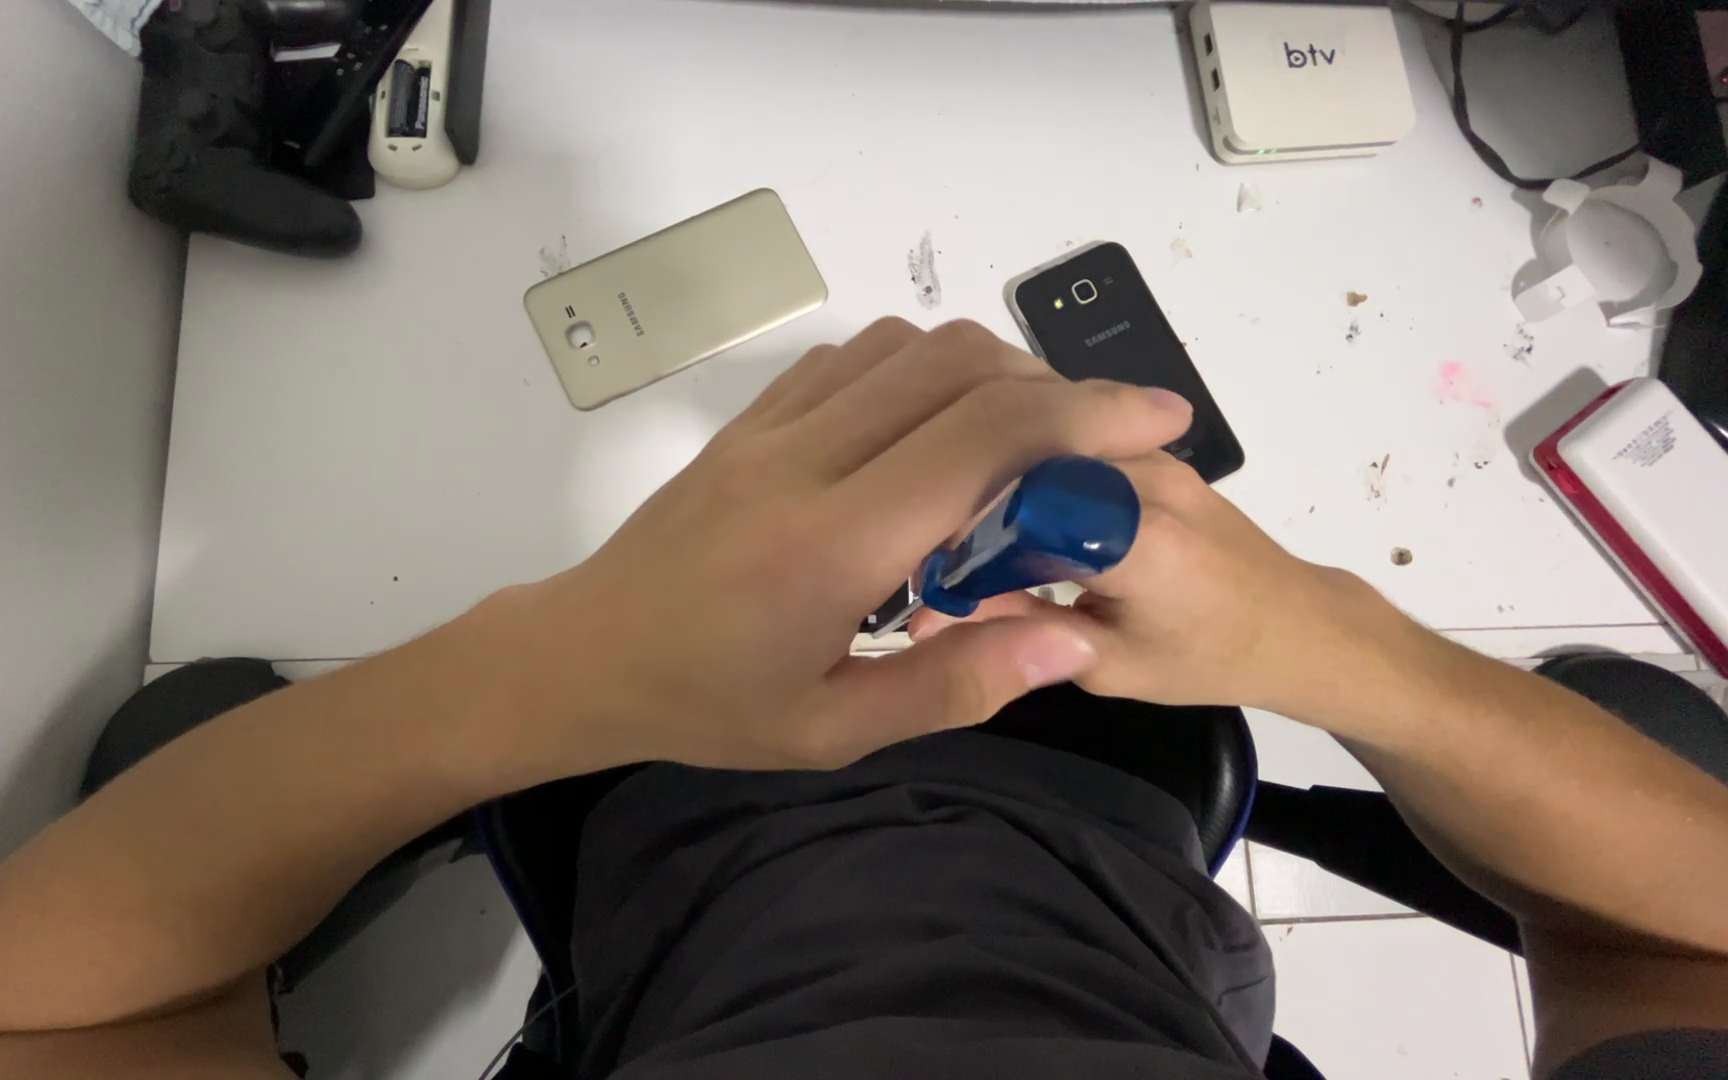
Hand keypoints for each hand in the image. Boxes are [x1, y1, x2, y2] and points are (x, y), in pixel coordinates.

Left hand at [521, 318, 1193, 770]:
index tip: (1155, 420)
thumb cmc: (706, 705)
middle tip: (1092, 440)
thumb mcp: (832, 730)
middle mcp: (802, 462)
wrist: (588, 654)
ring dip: (981, 371)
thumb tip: (1068, 638)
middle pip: (953, 366)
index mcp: (832, 546)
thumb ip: (953, 683)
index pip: (981, 436)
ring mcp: (767, 430)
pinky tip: (925, 427)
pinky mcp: (747, 423)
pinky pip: (846, 360)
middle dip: (1050, 385)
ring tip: (1016, 433)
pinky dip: (913, 370)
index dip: (1084, 415)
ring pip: (902, 346)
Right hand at [914, 451, 1396, 717]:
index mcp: (1140, 541)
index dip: (963, 531)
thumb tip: (931, 614)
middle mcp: (1143, 477)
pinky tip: (1011, 509)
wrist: (1295, 621)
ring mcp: (1148, 452)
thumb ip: (1021, 628)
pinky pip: (1066, 445)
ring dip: (995, 482)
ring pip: (1040, 444)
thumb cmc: (1205, 655)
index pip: (1021, 508)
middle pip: (1022, 462)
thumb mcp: (1106, 665)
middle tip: (941, 550)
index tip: (933, 567)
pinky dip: (1027, 472)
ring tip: (972, 532)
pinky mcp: (1148, 447)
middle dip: (967, 501)